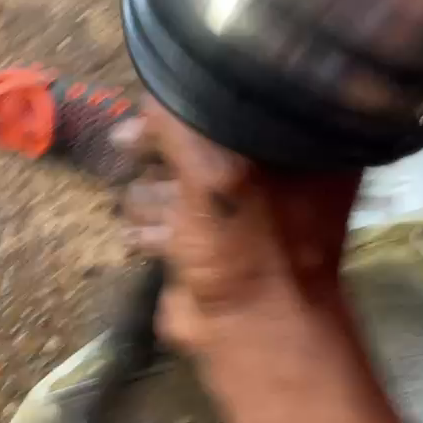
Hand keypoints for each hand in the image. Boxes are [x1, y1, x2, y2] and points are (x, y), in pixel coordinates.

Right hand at [112, 101, 361, 355]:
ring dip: (152, 191)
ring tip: (132, 199)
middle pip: (207, 143)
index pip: (239, 102)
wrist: (247, 325)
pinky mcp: (214, 248)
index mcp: (299, 144)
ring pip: (185, 186)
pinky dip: (151, 226)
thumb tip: (149, 97)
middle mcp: (279, 173)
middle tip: (123, 145)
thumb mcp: (211, 173)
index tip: (151, 106)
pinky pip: (174, 223)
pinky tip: (135, 234)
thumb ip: (181, 128)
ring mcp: (246, 215)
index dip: (190, 101)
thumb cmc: (243, 244)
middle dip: (162, 147)